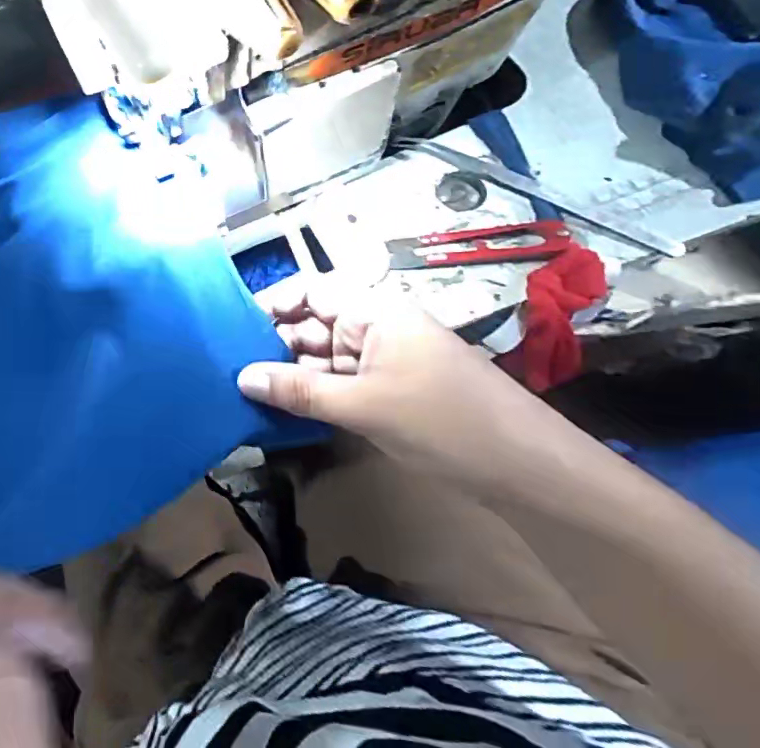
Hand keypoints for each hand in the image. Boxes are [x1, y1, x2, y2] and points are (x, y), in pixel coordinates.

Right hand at [239, 287, 565, 486]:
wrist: (528, 468)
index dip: (272, 304)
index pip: (311, 290)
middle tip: (231, 368)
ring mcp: (385, 356)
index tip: (234, 329)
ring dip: (294, 373)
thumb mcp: (363, 405)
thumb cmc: (442, 422)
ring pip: (326, 355)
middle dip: (276, 344)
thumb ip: (299, 390)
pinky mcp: (392, 387)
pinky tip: (285, 409)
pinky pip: (343, 380)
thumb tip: (242, 377)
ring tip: (248, 391)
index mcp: (374, 308)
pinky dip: (317, 392)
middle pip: (314, 322)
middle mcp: (376, 324)